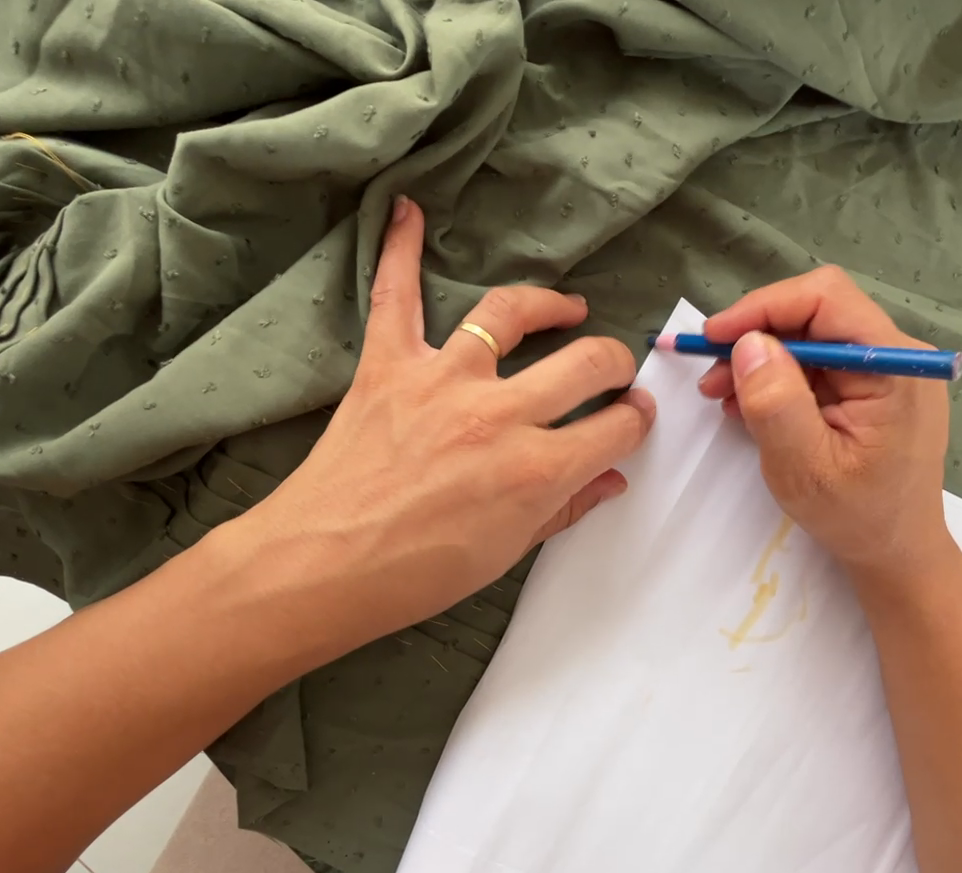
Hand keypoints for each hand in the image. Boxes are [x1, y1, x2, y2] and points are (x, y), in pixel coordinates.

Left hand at [223, 196, 654, 641]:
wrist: (325, 565)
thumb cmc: (419, 573)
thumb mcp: (508, 551)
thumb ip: (567, 506)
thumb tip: (612, 477)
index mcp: (537, 470)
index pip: (616, 427)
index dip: (636, 422)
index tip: (634, 418)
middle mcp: (500, 414)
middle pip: (587, 363)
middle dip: (617, 365)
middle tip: (613, 373)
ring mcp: (442, 381)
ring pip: (511, 313)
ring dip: (551, 305)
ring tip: (568, 309)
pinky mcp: (388, 366)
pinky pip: (396, 296)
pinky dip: (398, 250)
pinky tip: (406, 210)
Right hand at [697, 266, 952, 582]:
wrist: (895, 553)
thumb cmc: (856, 518)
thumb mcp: (805, 468)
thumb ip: (776, 404)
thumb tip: (747, 344)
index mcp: (894, 367)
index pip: (825, 299)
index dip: (763, 308)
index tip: (712, 337)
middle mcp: (895, 355)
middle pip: (815, 313)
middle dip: (755, 336)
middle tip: (708, 374)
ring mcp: (883, 371)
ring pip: (809, 338)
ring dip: (760, 360)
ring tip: (720, 395)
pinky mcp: (869, 388)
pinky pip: (815, 366)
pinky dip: (776, 379)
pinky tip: (748, 406)